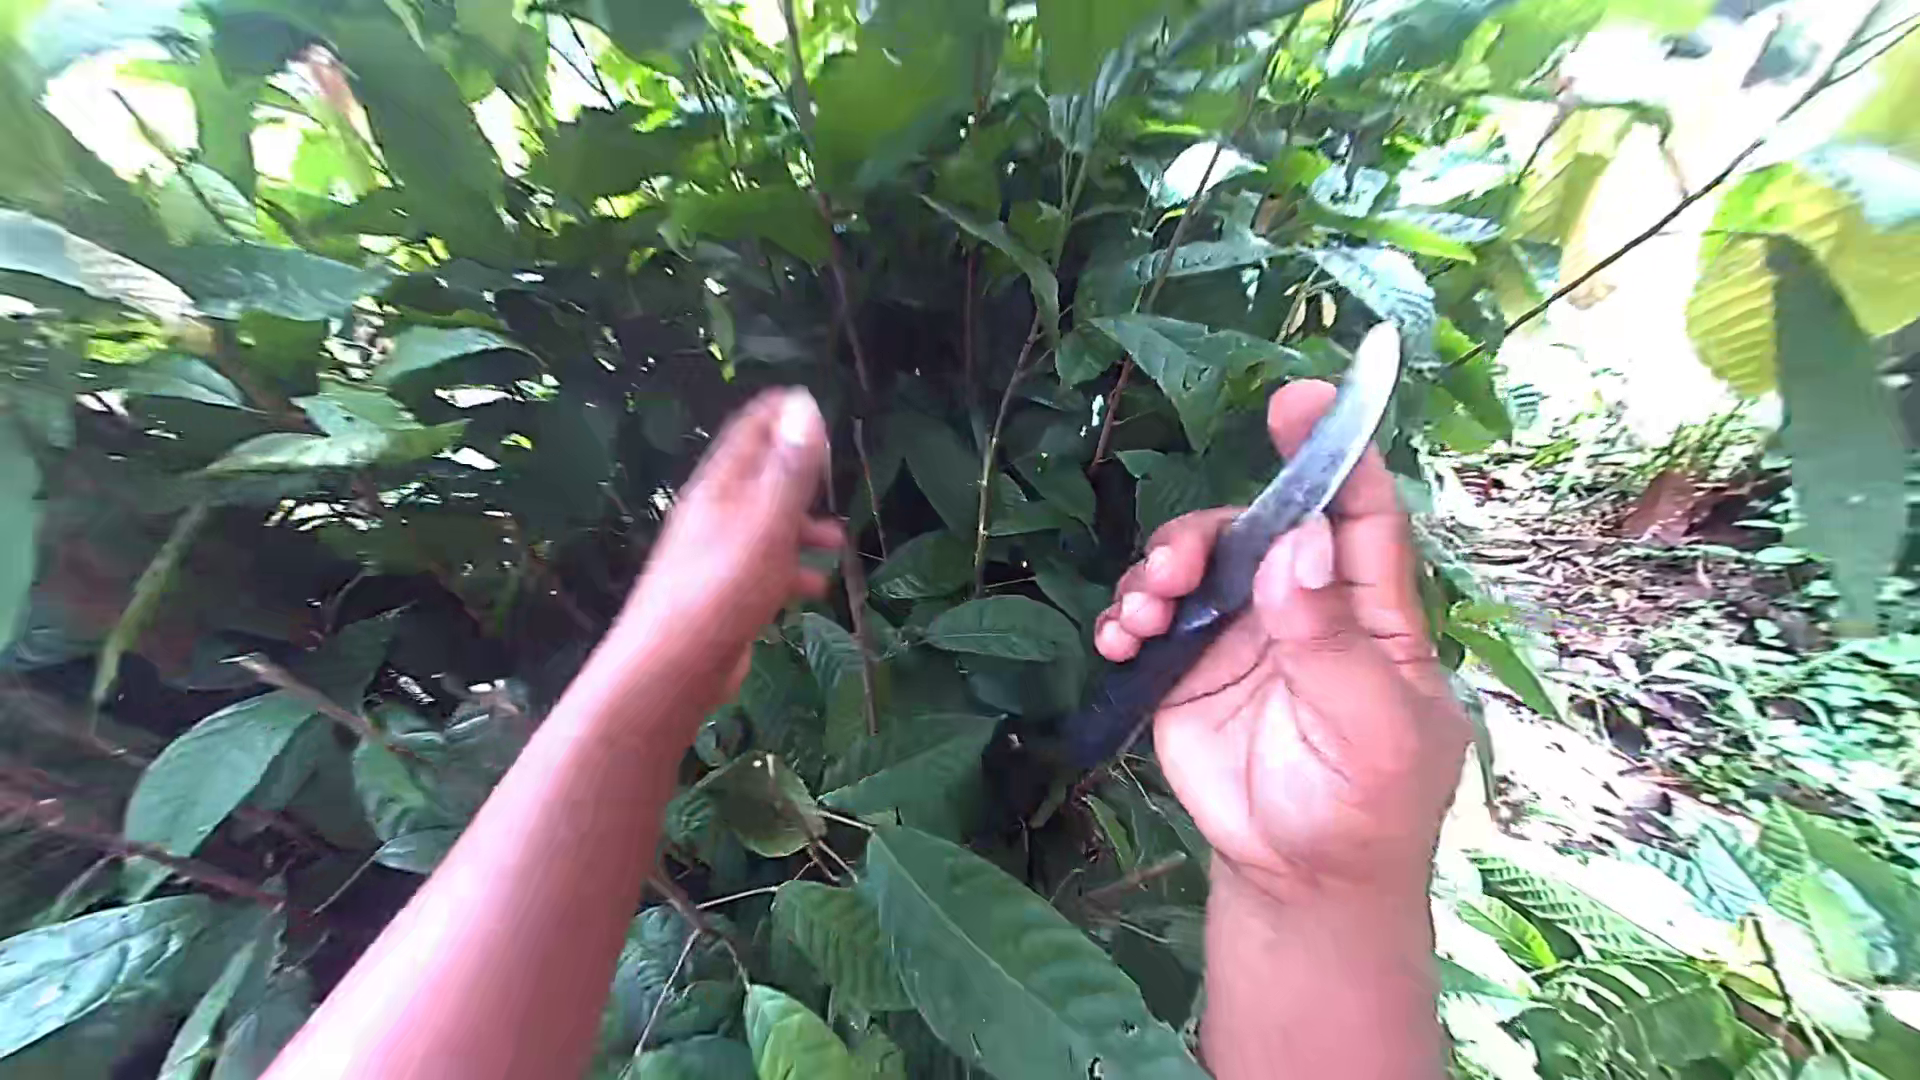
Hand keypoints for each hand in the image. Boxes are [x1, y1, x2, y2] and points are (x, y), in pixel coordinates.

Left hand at [606, 388, 842, 704]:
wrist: (674, 667)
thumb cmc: (724, 588)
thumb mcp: (766, 524)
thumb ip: (789, 469)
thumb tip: (805, 407)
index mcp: (721, 489)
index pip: (748, 432)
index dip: (779, 414)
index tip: (811, 402)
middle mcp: (716, 514)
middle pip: (761, 479)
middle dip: (800, 476)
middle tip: (834, 474)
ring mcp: (719, 554)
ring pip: (769, 527)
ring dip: (804, 529)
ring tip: (839, 541)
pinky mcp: (726, 591)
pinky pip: (766, 567)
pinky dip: (792, 570)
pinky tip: (815, 587)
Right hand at [1093, 381, 1468, 902]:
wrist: (1290, 868)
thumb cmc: (1358, 803)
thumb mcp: (1370, 729)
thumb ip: (1332, 639)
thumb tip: (1297, 541)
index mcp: (1359, 609)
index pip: (1356, 514)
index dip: (1332, 452)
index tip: (1299, 399)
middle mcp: (1290, 604)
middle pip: (1243, 531)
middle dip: (1199, 536)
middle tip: (1170, 571)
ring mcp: (1231, 631)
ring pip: (1183, 567)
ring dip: (1150, 576)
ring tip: (1138, 617)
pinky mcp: (1180, 662)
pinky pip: (1144, 618)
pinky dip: (1122, 619)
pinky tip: (1116, 641)